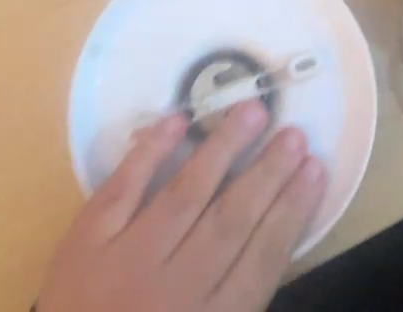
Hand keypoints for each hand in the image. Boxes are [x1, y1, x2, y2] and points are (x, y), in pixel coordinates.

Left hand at [39, 101, 326, 311]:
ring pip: (185, 194)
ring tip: (253, 110)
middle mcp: (173, 290)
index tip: (315, 169)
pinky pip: (125, 186)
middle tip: (294, 133)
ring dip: (222, 148)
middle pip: (231, 220)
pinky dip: (151, 151)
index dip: (292, 211)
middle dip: (268, 173)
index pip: (262, 259)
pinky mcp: (87, 240)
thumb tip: (273, 232)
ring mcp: (126, 259)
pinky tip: (178, 120)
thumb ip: (237, 296)